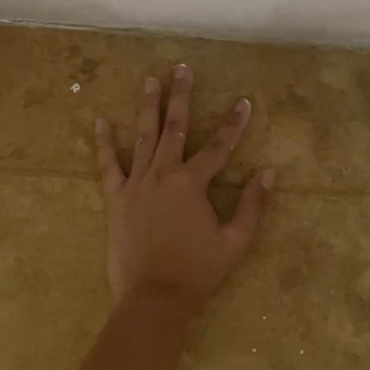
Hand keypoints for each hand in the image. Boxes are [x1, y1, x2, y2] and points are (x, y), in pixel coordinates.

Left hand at [94, 64, 272, 310]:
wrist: (152, 300)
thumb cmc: (197, 272)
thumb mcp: (235, 242)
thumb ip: (253, 205)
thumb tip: (269, 172)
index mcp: (192, 183)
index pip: (219, 145)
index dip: (234, 123)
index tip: (243, 101)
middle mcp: (164, 173)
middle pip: (175, 127)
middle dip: (180, 95)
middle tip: (182, 68)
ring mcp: (137, 184)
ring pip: (143, 136)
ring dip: (147, 106)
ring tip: (150, 80)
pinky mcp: (116, 198)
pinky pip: (109, 165)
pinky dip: (105, 142)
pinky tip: (101, 121)